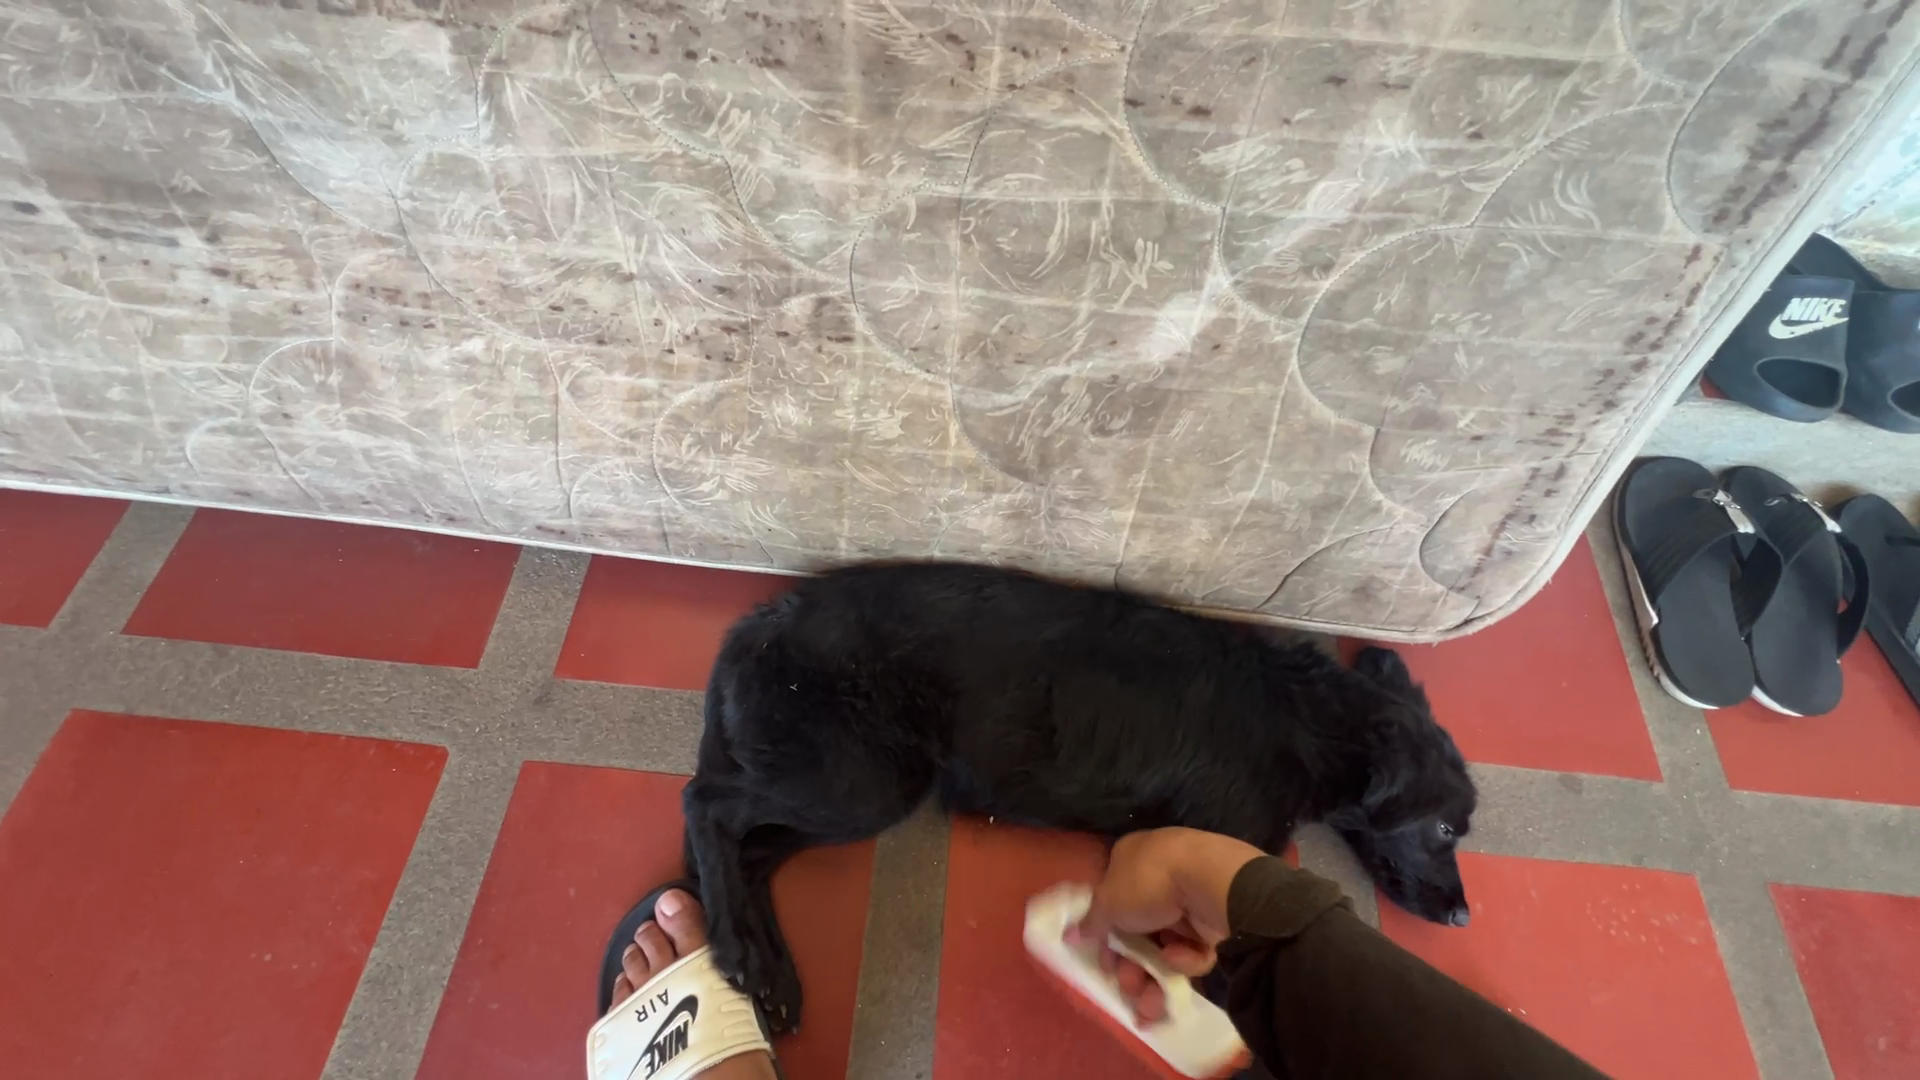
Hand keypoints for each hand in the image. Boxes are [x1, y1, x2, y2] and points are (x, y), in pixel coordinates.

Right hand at [1068, 827, 1263, 1023]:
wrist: (1210, 881)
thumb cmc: (1147, 882)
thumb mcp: (1108, 902)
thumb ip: (1091, 921)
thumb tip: (1070, 933)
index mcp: (1130, 859)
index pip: (1111, 897)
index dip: (1105, 932)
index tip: (1103, 959)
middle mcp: (1158, 877)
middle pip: (1138, 928)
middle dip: (1130, 963)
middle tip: (1127, 985)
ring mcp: (1187, 899)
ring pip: (1164, 944)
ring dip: (1153, 974)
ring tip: (1150, 999)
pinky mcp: (1213, 922)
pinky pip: (1192, 949)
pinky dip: (1185, 959)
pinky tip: (1180, 958)